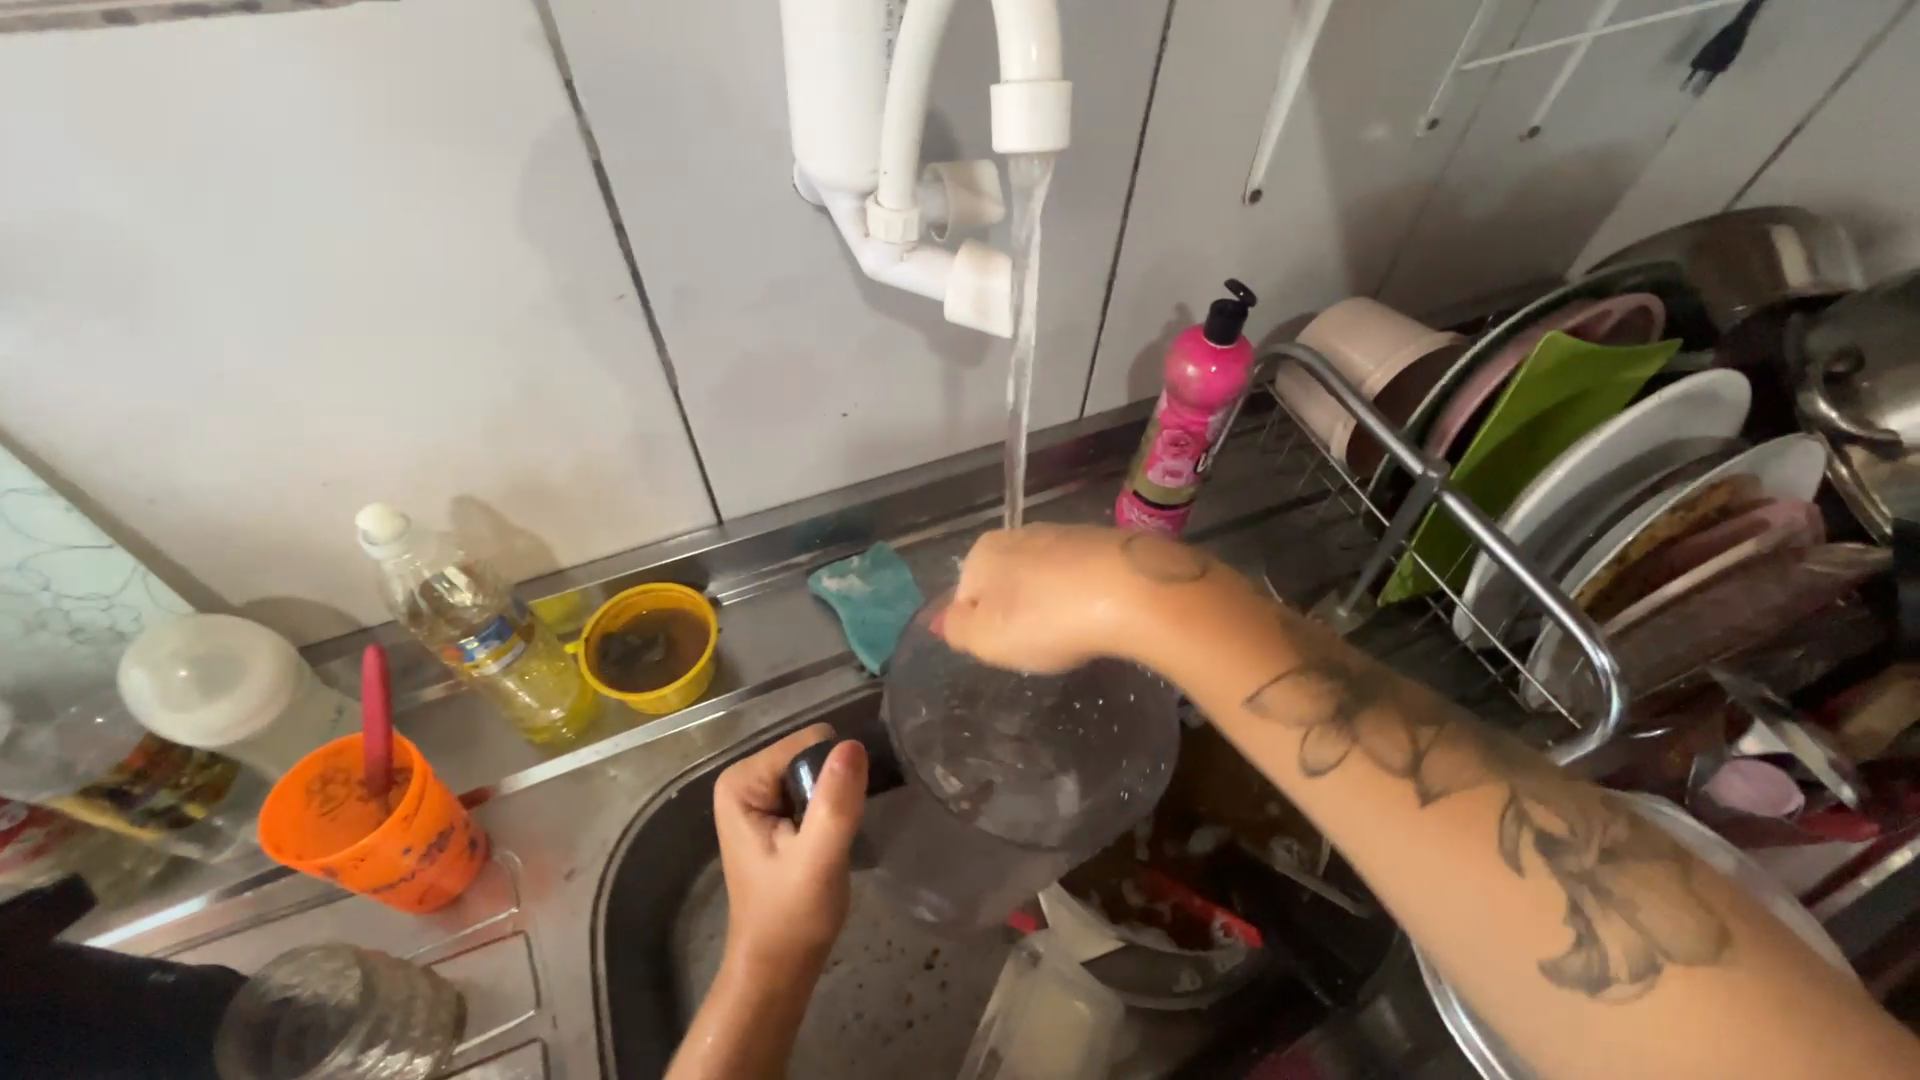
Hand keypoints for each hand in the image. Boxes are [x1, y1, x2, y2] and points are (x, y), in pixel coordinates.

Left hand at [712, 724, 867, 972]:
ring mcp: (758, 796)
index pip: (808, 745)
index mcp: (740, 781)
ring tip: (834, 839)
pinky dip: (830, 811)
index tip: (838, 818)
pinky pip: (816, 789)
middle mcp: (744, 778)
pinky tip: (830, 841)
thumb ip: (834, 802)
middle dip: (833, 787)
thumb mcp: (818, 859)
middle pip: (811, 754)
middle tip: (835, 833)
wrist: (778, 967)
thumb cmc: (791, 917)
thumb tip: (853, 745)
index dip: (833, 777)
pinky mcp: (776, 813)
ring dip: (835, 800)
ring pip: (818, 771)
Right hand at [939, 524, 1214, 673]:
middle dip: (1017, 615)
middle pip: (1006, 585)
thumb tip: (942, 620)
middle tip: (1037, 646)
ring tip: (1073, 636)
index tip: (1005, 650)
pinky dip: (1087, 600)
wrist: (1134, 591)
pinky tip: (1100, 621)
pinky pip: (1083, 579)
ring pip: (1045, 581)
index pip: (964, 596)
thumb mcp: (985, 639)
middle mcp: (1020, 533)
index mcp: (983, 552)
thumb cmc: (1047, 619)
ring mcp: (1066, 535)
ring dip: (1053, 608)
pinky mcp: (1106, 544)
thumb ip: (956, 630)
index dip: (980, 629)